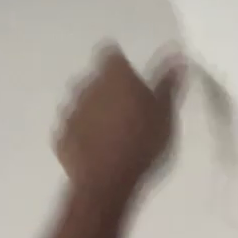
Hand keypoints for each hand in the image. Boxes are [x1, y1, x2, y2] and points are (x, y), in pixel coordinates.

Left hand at [56, 44, 183, 205]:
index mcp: (114, 75)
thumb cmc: (142, 145)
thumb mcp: (165, 115)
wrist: (106, 183)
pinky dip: (83, 135)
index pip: (112, 54)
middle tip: (129, 113)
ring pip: (82, 103)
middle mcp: (86, 85)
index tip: (134, 83)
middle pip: (96, 79)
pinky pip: (73, 129)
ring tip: (114, 135)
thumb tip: (177, 55)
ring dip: (95, 112)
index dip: (123, 66)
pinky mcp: (60, 136)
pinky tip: (98, 151)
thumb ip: (168, 84)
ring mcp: (69, 111)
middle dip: (109, 90)